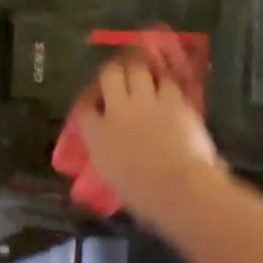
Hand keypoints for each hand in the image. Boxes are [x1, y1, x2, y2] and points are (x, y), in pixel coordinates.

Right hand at [72, 55, 222, 221]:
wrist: (177, 187)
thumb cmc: (142, 194)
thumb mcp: (111, 174)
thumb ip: (107, 152)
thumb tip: (110, 145)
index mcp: (98, 134)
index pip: (85, 108)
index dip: (89, 102)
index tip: (94, 104)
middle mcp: (118, 110)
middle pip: (110, 75)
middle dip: (113, 71)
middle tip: (119, 74)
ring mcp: (147, 101)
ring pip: (139, 69)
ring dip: (140, 68)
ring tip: (144, 69)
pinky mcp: (175, 100)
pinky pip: (167, 81)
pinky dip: (165, 81)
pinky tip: (167, 83)